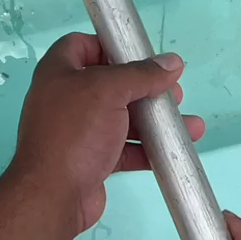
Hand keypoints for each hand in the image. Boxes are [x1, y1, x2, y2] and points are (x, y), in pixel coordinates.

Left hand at [8, 32, 205, 230]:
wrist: (53, 195)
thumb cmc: (75, 131)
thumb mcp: (109, 91)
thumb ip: (141, 75)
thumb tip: (172, 62)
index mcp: (58, 73)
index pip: (81, 45)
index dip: (109, 44)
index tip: (140, 53)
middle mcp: (66, 99)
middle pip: (109, 84)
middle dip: (145, 87)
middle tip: (173, 92)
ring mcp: (77, 132)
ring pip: (121, 119)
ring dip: (154, 121)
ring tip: (187, 123)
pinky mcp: (90, 160)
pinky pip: (123, 149)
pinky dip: (147, 148)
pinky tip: (174, 149)